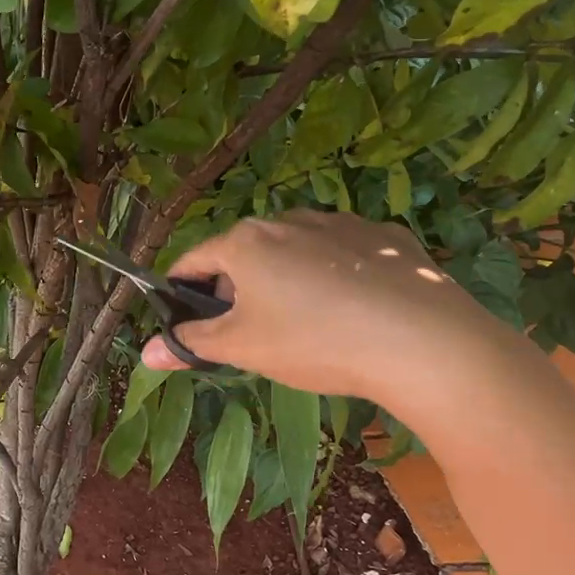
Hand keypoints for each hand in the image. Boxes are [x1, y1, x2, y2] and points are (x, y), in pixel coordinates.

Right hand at [140, 211, 532, 407]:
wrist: (427, 345)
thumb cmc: (315, 342)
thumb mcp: (242, 349)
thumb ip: (191, 344)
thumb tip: (147, 354)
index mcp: (243, 242)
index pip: (192, 261)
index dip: (182, 292)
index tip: (188, 321)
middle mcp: (286, 220)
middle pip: (243, 253)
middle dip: (237, 288)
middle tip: (248, 331)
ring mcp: (342, 224)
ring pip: (294, 250)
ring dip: (286, 278)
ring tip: (306, 323)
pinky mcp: (389, 238)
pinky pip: (345, 253)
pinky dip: (336, 275)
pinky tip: (354, 310)